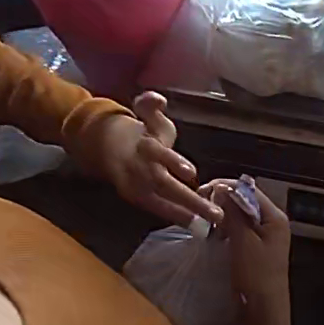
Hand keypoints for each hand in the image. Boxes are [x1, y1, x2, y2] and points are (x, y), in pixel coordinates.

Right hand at [87, 92, 223, 225]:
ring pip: (161, 202)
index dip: (174, 162)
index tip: (191, 173)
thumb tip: (157, 98)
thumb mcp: (149, 118)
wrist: (107, 146)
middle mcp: (139, 168)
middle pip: (164, 185)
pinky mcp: (135, 199)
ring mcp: (135, 186)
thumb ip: (153, 107)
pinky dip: (176, 218)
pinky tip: (195, 226)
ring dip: (185, 214)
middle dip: (190, 201)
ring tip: (208, 224)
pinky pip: (157, 211)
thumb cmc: (144, 135)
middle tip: (216, 213)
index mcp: (145, 145)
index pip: (159, 153)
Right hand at [204, 178, 290, 312]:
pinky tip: (214, 233)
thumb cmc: (256, 275)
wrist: (263, 309)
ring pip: (240, 216)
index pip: (249, 190)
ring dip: (223, 215)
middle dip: (223, 200)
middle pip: (245, 201)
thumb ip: (233, 213)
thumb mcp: (243, 241)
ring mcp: (265, 237)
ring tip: (205, 219)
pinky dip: (226, 228)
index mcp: (275, 218)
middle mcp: (273, 223)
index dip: (226, 187)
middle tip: (200, 205)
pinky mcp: (256, 249)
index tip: (202, 191)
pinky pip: (239, 230)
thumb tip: (222, 187)